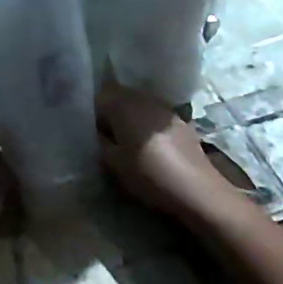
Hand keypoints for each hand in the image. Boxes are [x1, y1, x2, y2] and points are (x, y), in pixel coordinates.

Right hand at [96, 81, 227, 222]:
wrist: (196, 188)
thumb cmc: (148, 174)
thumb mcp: (113, 163)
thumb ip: (100, 142)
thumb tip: (96, 132)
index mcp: (124, 104)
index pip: (99, 95)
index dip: (91, 110)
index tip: (87, 128)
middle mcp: (144, 98)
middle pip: (119, 96)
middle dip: (109, 111)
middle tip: (103, 135)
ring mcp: (164, 107)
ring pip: (137, 104)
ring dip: (128, 117)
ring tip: (124, 140)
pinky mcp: (179, 120)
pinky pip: (153, 114)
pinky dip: (145, 123)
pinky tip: (146, 143)